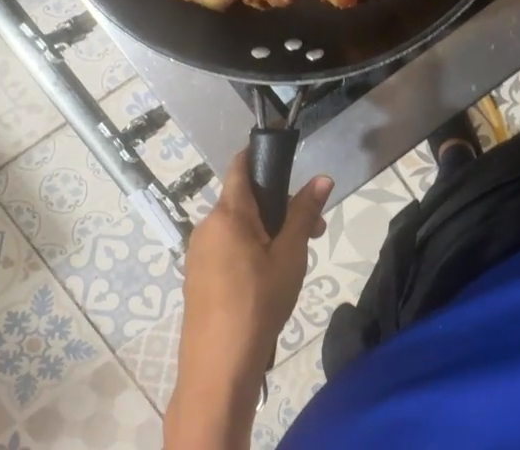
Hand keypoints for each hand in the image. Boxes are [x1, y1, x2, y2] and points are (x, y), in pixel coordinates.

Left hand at [166, 151, 330, 447]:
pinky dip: (252, 248)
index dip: (261, 154)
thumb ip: (303, 212)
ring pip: (239, 226)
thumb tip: (321, 178)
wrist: (219, 366)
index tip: (288, 153)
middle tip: (314, 229)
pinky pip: (228, 247)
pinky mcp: (198, 277)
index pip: (240, 167)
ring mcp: (198, 254)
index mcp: (228, 215)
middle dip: (281, 206)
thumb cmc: (259, 301)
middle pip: (246, 200)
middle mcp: (207, 227)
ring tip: (298, 256)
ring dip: (269, 230)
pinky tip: (273, 275)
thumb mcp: (291, 254)